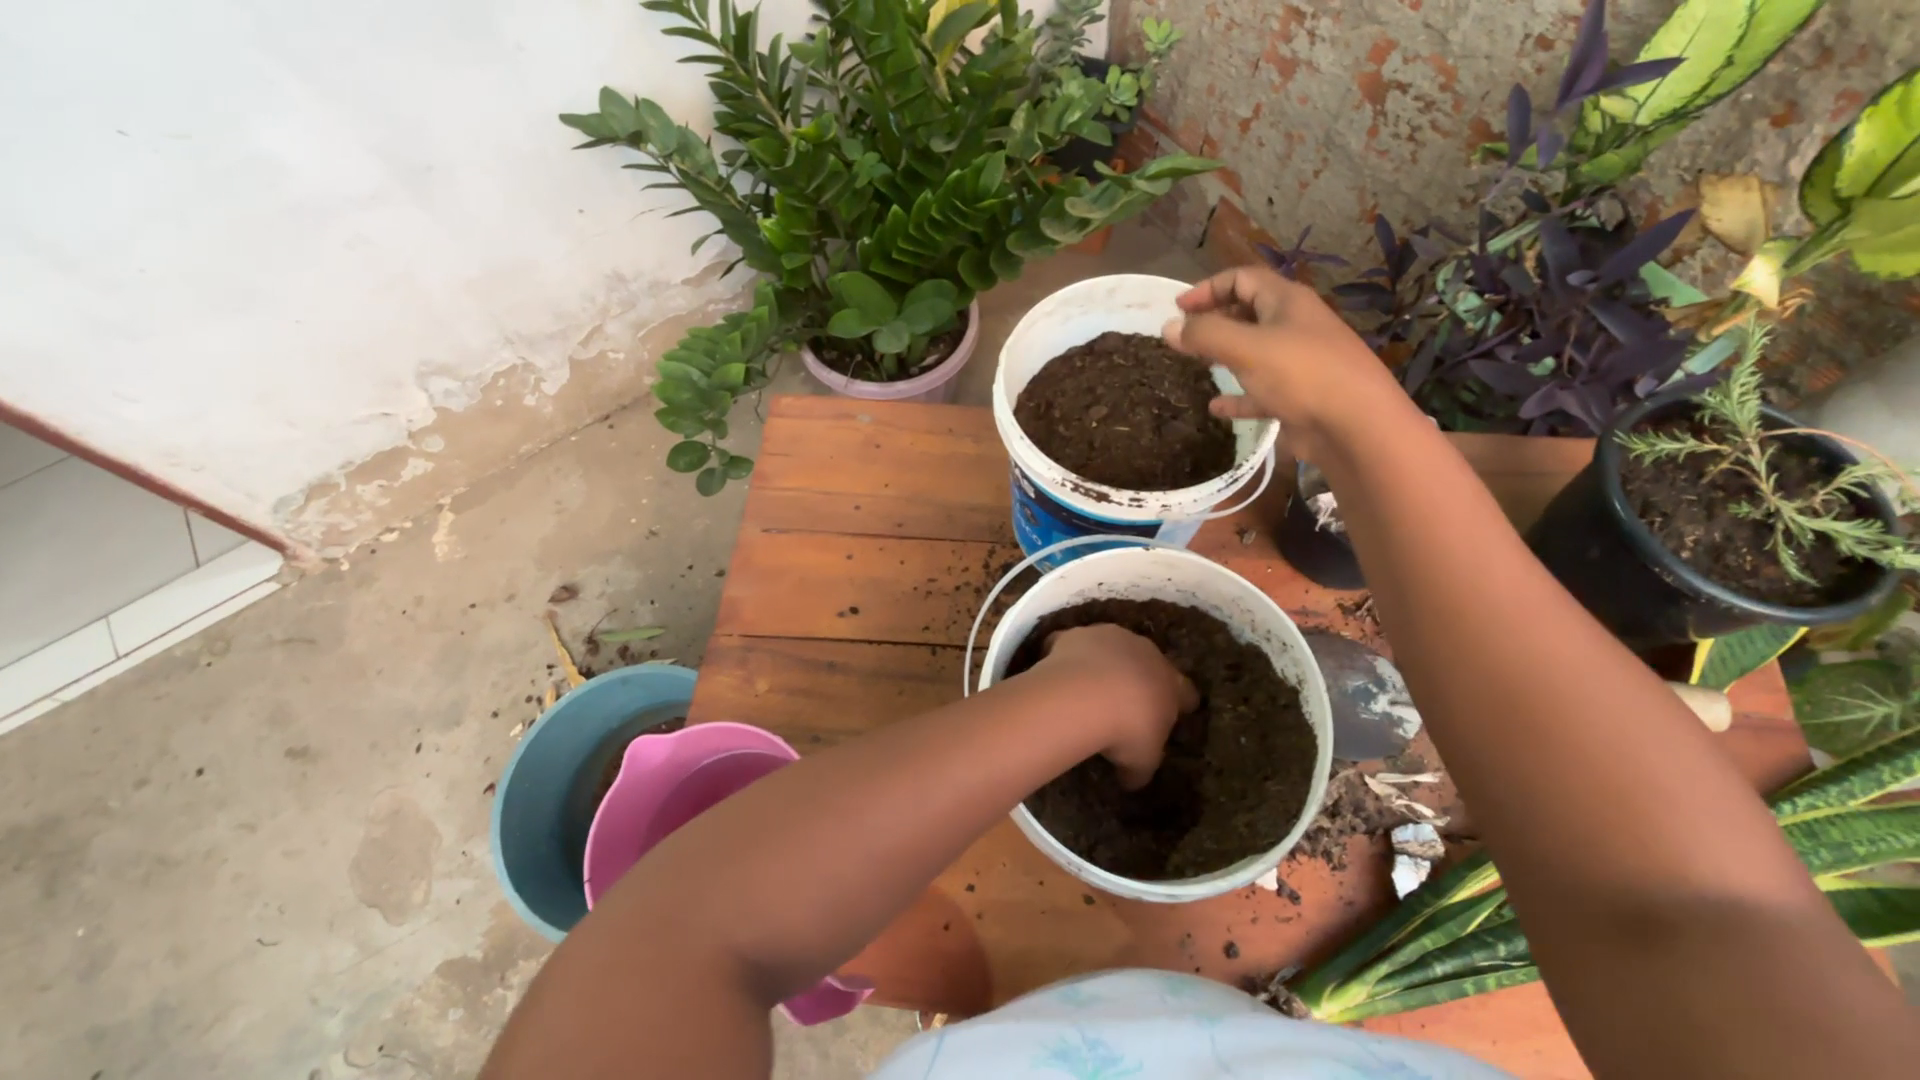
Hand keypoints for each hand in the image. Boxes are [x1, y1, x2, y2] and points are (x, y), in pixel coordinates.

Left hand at [1034, 624, 1198, 788]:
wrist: (1084, 695)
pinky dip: (1070, 654)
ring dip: (1106, 662)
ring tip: (1090, 685)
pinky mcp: (1078, 634)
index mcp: (1171, 683)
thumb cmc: (1126, 730)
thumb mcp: (1140, 761)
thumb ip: (1140, 769)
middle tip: (1128, 699)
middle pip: (1150, 662)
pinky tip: (1060, 672)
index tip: (1177, 712)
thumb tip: (1132, 781)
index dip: (1181, 703)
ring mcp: (1112, 638)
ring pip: (1114, 646)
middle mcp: (1146, 653)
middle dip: (1142, 677)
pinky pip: (1076, 642)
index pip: (1186, 691)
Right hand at [1161, 265, 1410, 460]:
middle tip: (1184, 337)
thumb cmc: (1302, 375)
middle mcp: (1294, 327)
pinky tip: (1216, 408)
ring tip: (1197, 366)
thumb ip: (1205, 335)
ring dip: (1224, 357)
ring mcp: (1298, 364)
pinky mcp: (1298, 398)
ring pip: (1254, 352)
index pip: (1242, 279)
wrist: (1356, 426)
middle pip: (1248, 313)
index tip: (1177, 308)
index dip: (1207, 288)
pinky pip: (1260, 391)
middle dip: (1215, 321)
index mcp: (1286, 302)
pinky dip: (1238, 396)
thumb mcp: (1247, 348)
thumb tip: (1168, 327)